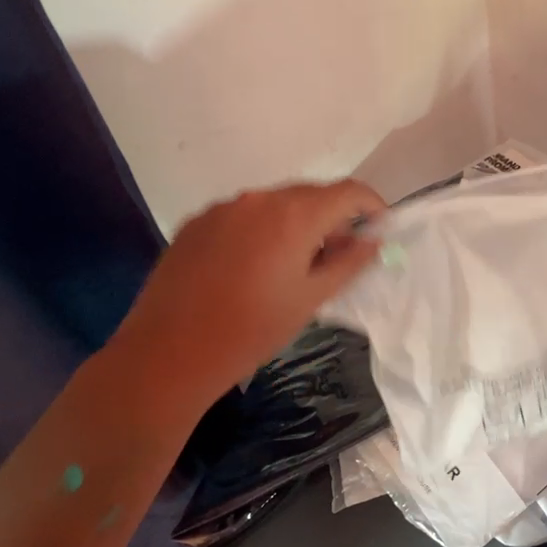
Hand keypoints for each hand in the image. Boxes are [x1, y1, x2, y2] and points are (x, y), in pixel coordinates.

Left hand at [109, 180, 384, 403]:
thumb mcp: (311, 300)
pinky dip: (261, 230)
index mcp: (295, 215)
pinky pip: (243, 215)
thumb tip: (372, 239)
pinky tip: (252, 268)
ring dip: (295, 224)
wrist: (167, 354)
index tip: (378, 229)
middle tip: (338, 256)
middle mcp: (260, 199)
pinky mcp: (196, 222)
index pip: (349, 192)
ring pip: (275, 204)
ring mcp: (223, 208)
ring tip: (293, 265)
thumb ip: (348, 263)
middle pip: (311, 194)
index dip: (371, 206)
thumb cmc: (251, 331)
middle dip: (332, 218)